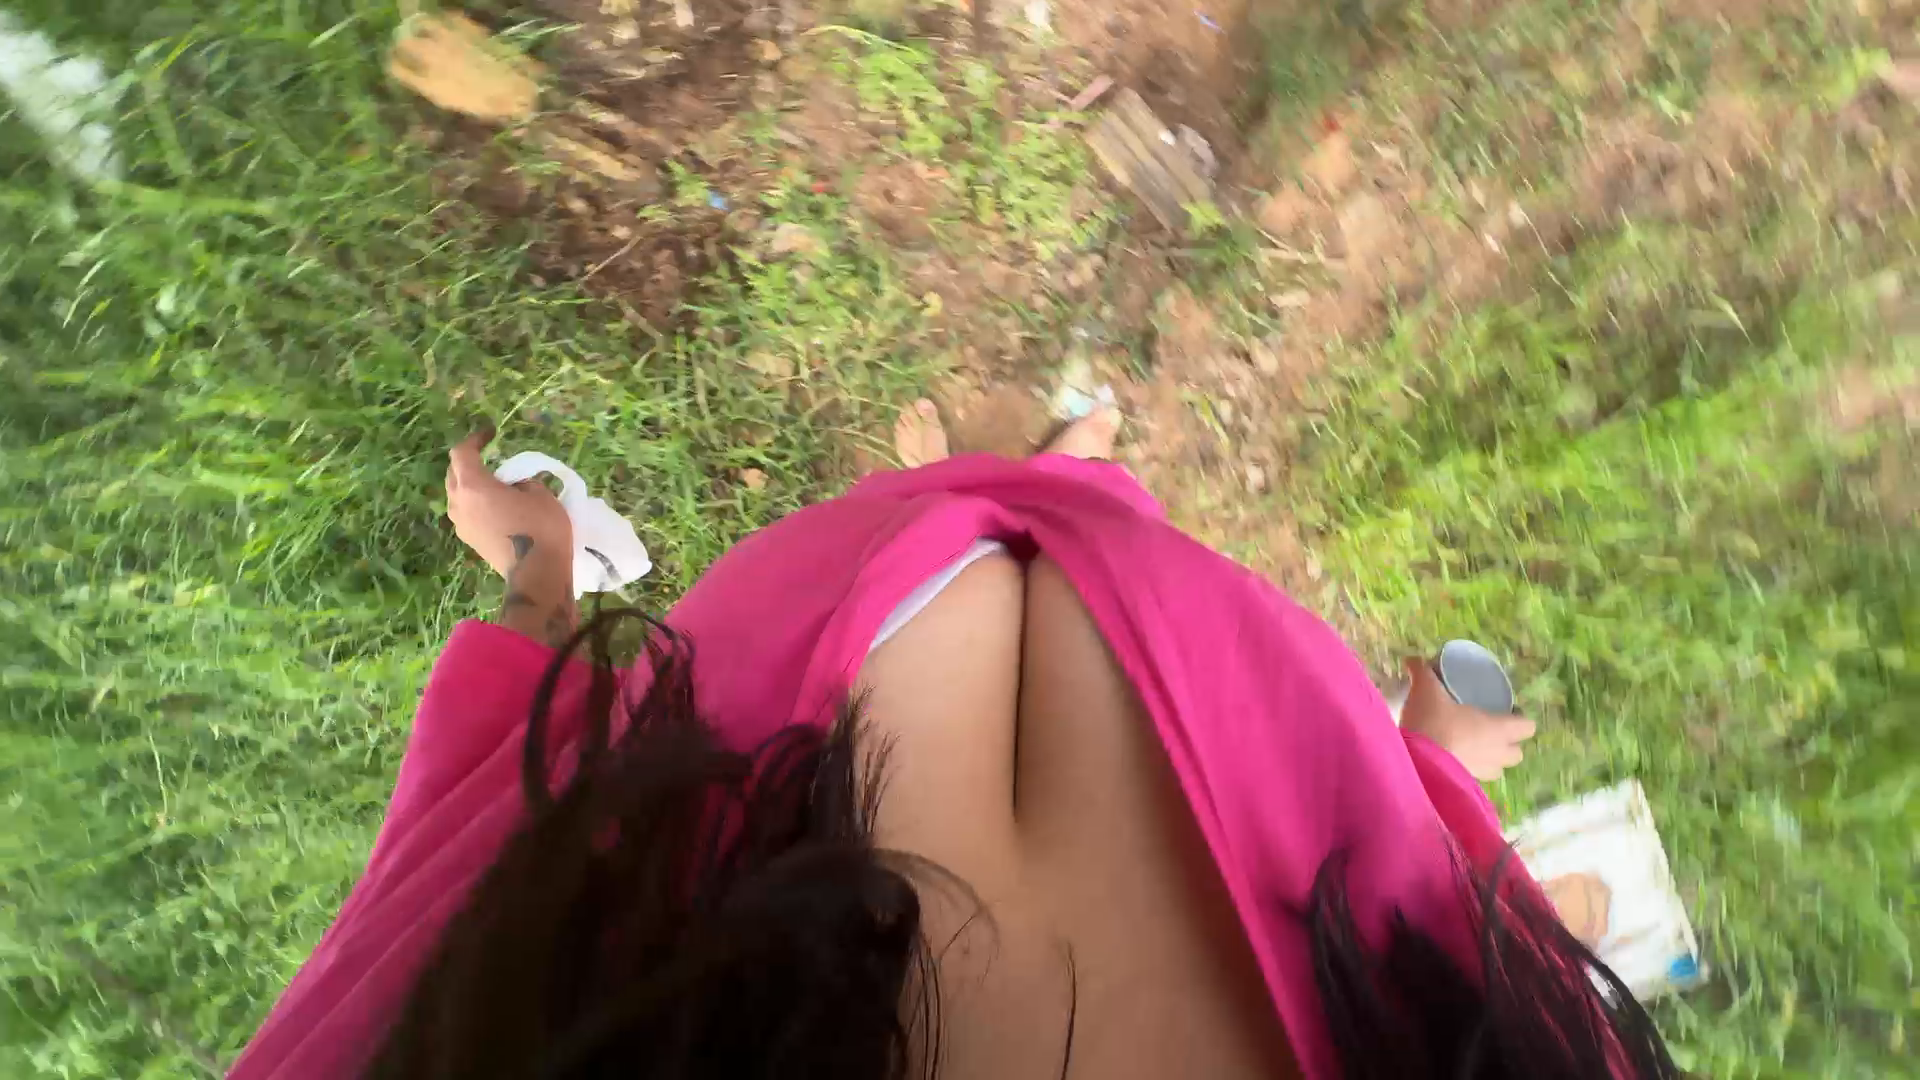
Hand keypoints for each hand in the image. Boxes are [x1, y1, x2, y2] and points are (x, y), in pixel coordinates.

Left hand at [445, 427, 572, 578]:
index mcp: (473, 486)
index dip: (476, 439)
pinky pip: (468, 512)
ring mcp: (461, 524)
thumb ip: (523, 482)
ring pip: (459, 495)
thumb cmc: (541, 527)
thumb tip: (514, 486)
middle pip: (455, 474)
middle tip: (492, 459)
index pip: (462, 453)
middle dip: (470, 463)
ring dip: (473, 486)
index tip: (491, 433)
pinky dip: (478, 504)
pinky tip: (498, 507)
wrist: (536, 572)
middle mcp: (458, 503)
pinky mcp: (469, 540)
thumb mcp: (541, 495)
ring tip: (496, 485)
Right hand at [1400, 656, 1537, 781]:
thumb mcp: (1425, 689)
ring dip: (1490, 758)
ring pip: (1498, 766)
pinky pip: (1476, 774)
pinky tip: (1451, 757)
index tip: (1504, 711)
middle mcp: (1497, 751)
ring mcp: (1482, 769)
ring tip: (1470, 746)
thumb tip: (1413, 659)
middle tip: (1487, 729)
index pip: (1528, 726)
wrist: (1416, 759)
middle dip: (1507, 743)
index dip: (1520, 718)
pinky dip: (1469, 767)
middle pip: (1517, 752)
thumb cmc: (1432, 721)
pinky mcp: (1464, 781)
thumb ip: (1422, 672)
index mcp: (1498, 728)